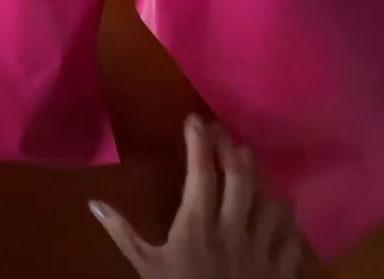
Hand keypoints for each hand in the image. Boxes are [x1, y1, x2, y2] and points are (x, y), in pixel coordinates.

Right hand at [89, 117, 303, 278]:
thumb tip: (93, 203)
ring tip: (252, 159)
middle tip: (225, 131)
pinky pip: (291, 240)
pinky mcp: (280, 274)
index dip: (199, 143)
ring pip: (270, 206)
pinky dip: (288, 219)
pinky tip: (284, 206)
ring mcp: (261, 253)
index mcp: (197, 225)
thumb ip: (122, 233)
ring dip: (262, 179)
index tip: (195, 119)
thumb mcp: (146, 267)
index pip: (201, 174)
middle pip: (240, 181)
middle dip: (232, 151)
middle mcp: (232, 231)